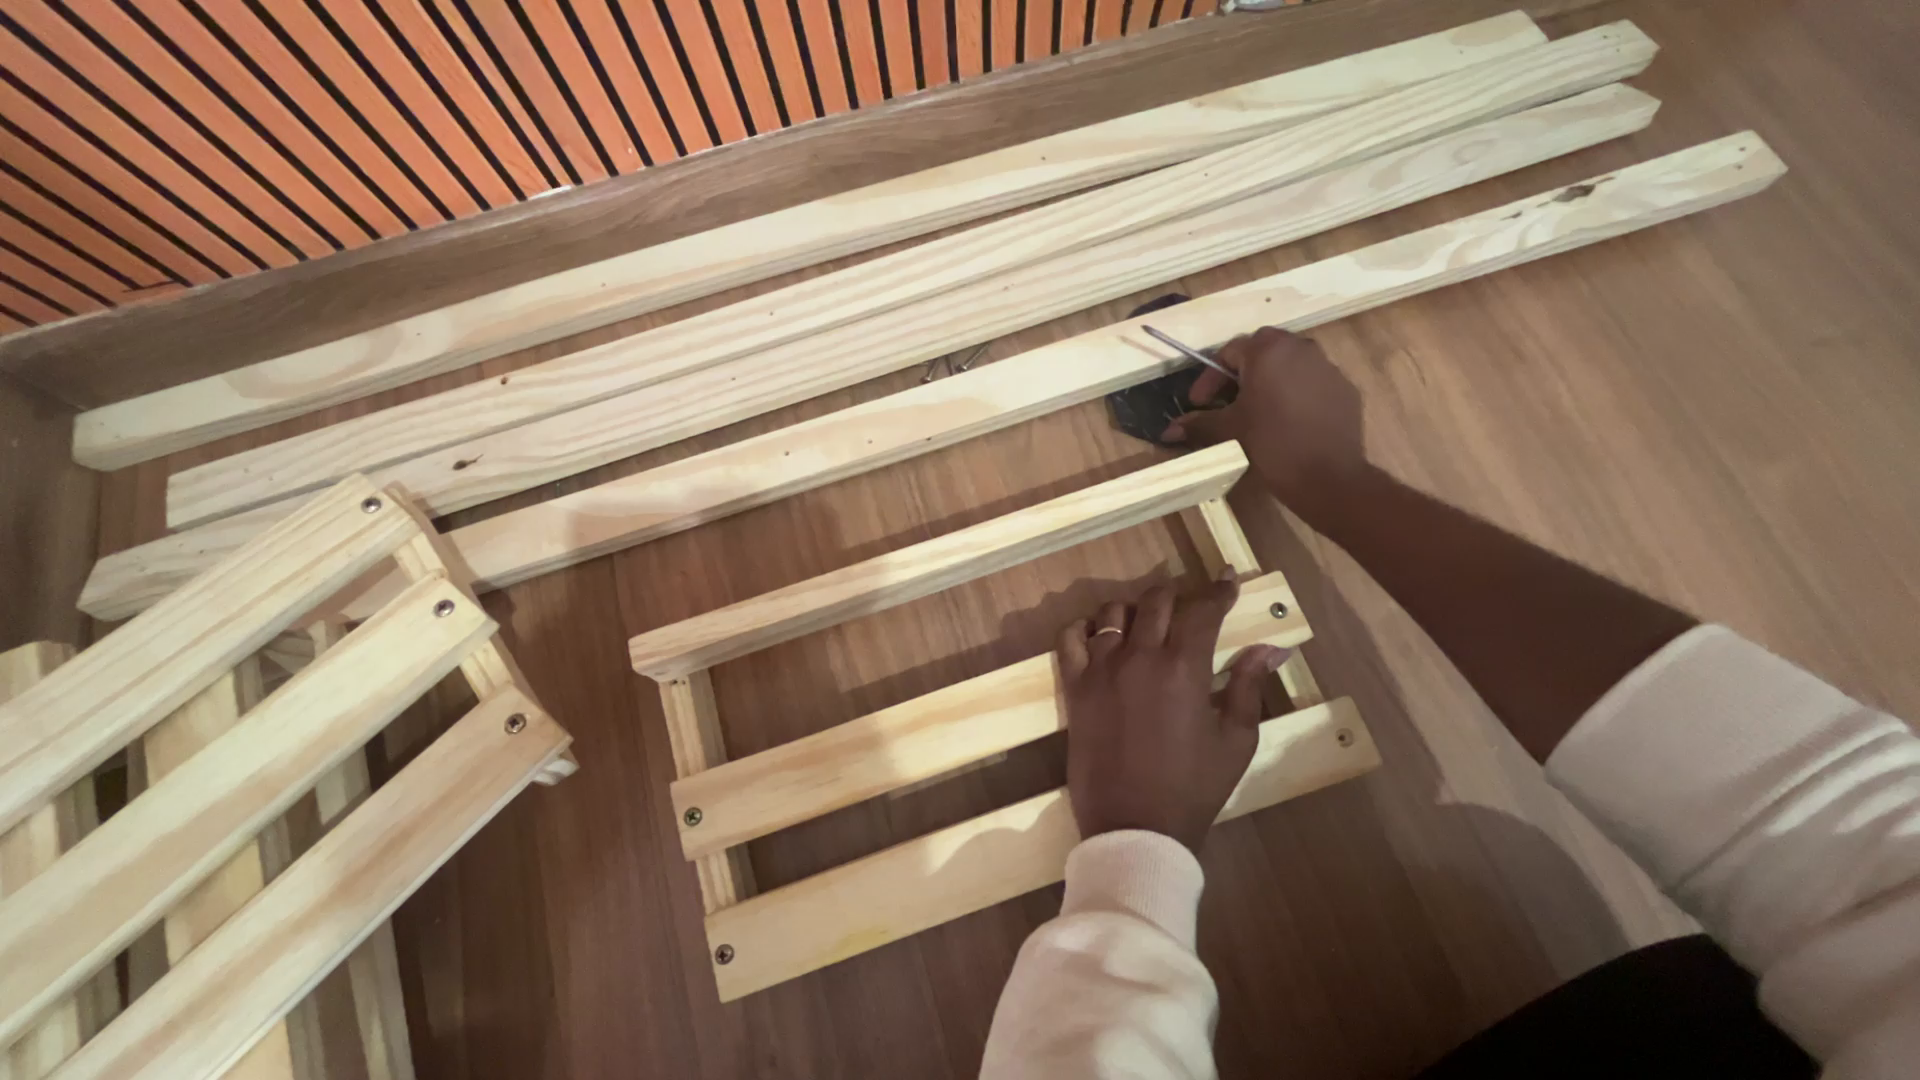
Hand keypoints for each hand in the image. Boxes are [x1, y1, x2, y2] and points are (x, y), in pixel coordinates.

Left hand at [1057, 576, 1289, 853]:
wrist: (1134, 827)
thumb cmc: (1193, 789)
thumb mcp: (1235, 741)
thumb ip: (1250, 687)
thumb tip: (1271, 648)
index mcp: (1184, 667)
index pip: (1203, 610)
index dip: (1219, 590)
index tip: (1228, 579)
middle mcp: (1140, 656)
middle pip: (1156, 601)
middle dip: (1178, 595)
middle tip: (1188, 605)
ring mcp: (1100, 669)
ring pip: (1112, 613)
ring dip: (1133, 609)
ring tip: (1145, 622)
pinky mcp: (1074, 687)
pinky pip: (1069, 639)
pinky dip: (1084, 628)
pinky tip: (1098, 635)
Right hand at [1162, 328, 1366, 520]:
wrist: (1327, 475)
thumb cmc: (1270, 443)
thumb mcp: (1229, 431)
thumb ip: (1198, 424)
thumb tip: (1167, 431)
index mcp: (1268, 351)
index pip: (1229, 351)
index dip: (1208, 378)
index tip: (1197, 404)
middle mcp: (1301, 348)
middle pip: (1262, 350)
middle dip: (1240, 372)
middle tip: (1225, 401)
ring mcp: (1327, 366)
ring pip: (1289, 364)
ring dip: (1268, 381)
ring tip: (1255, 411)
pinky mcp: (1344, 388)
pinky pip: (1311, 382)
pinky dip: (1294, 394)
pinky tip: (1285, 421)